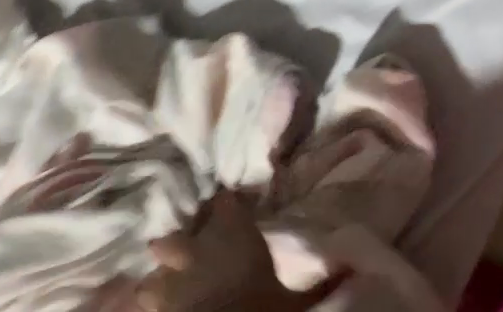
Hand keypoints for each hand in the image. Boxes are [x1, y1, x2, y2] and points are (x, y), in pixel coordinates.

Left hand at [136, 191, 342, 311]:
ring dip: (157, 284)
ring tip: (166, 291)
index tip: (231, 207)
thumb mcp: (299, 301)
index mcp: (232, 235)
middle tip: (188, 252)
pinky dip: (153, 311)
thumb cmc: (263, 308)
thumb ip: (323, 283)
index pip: (224, 203)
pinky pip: (147, 309)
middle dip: (177, 245)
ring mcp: (168, 286)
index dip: (226, 205)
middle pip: (174, 238)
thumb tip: (355, 269)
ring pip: (150, 280)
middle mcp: (196, 251)